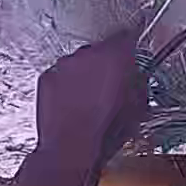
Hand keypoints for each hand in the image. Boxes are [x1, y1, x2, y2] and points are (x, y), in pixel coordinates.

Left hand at [30, 29, 143, 176]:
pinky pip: (61, 74)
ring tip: (90, 98)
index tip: (133, 45)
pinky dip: (67, 84)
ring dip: (85, 73)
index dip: (131, 42)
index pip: (126, 36)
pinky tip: (72, 102)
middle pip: (100, 50)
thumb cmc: (105, 131)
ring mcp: (63, 64)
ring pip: (79, 62)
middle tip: (111, 84)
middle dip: (107, 63)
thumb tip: (138, 77)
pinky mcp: (47, 77)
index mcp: (113, 57)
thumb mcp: (137, 107)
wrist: (70, 149)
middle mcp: (86, 54)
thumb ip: (139, 82)